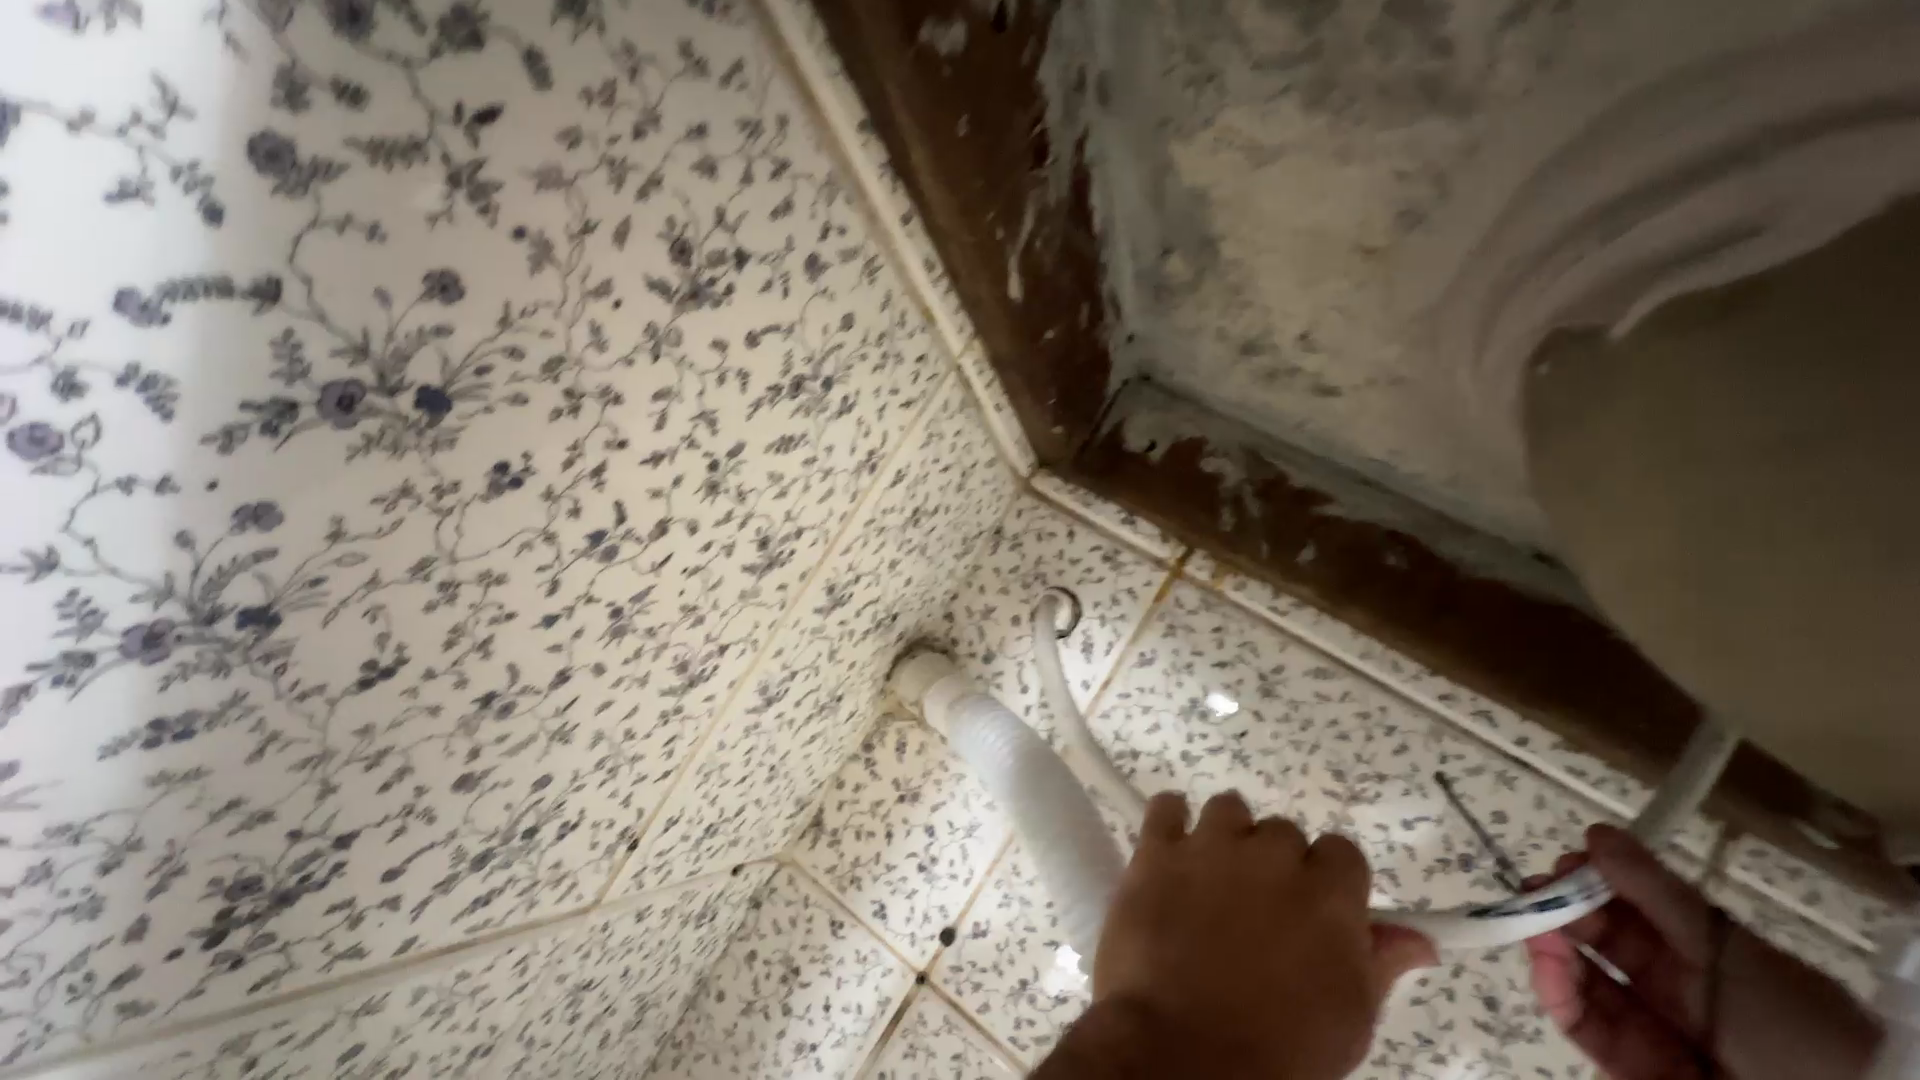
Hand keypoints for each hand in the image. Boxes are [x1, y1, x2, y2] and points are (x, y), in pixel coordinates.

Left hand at [1041, 790, 1434, 1079]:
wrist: (1185, 1054)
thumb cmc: (1280, 1050)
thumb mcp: (1348, 1019)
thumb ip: (1378, 964)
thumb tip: (1418, 939)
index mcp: (1328, 894)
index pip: (1342, 852)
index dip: (1327, 879)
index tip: (1312, 909)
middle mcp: (1271, 856)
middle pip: (1281, 833)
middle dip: (1274, 864)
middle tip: (1256, 909)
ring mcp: (1210, 848)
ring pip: (1228, 810)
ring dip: (1227, 837)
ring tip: (1212, 879)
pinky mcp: (1157, 852)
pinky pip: (1167, 807)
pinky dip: (1171, 818)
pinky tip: (1173, 848)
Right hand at [1524, 824, 1881, 1079]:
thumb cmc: (1789, 1019)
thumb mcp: (1725, 946)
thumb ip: (1655, 890)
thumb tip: (1596, 832)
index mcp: (1699, 955)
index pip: (1630, 908)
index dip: (1593, 883)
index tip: (1567, 863)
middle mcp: (1670, 987)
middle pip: (1598, 941)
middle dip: (1560, 911)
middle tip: (1534, 891)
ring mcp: (1648, 1027)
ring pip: (1581, 979)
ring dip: (1550, 948)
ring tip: (1534, 926)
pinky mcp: (1629, 1065)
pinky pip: (1583, 1025)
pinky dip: (1556, 992)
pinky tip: (1546, 963)